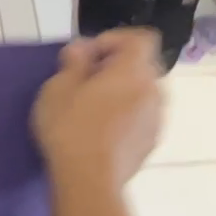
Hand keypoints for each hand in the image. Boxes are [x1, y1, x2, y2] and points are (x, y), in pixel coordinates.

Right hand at [31, 29, 164, 189]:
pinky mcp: (152, 139)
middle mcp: (154, 89)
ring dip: (119, 92)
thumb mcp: (57, 89)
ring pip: (141, 92)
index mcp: (132, 71)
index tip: (85, 54)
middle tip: (80, 82)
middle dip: (113, 68)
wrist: (90, 177)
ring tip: (88, 109)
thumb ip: (74, 63)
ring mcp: (158, 116)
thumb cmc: (69, 126)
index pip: (139, 38)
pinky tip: (98, 131)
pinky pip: (140, 115)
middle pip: (140, 65)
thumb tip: (82, 48)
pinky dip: (123, 114)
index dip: (113, 39)